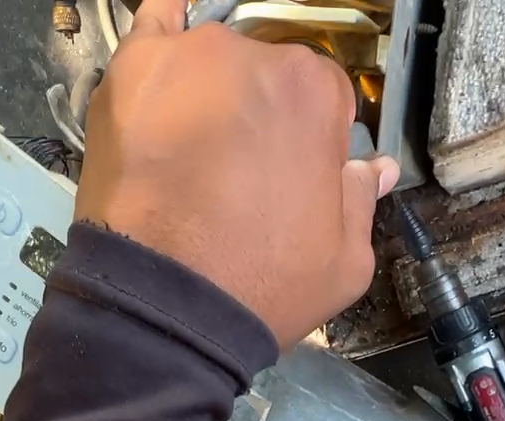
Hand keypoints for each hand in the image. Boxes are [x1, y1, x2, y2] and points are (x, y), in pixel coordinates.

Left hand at [75, 0, 398, 348]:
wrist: (167, 309)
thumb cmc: (262, 288)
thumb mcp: (345, 264)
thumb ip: (362, 201)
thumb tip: (375, 169)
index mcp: (314, 95)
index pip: (326, 100)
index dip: (312, 144)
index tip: (294, 180)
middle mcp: (253, 58)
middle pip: (268, 79)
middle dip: (263, 121)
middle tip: (242, 182)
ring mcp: (186, 59)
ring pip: (213, 66)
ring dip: (213, 99)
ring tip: (195, 162)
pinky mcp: (129, 73)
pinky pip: (153, 28)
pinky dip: (165, 42)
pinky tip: (169, 61)